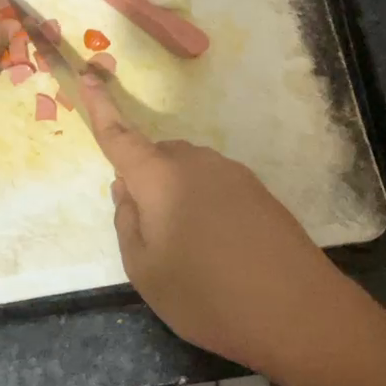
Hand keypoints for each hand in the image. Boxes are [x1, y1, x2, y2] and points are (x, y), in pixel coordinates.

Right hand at [77, 75, 351, 373]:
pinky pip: (215, 186)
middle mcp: (196, 162)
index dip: (101, 108)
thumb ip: (126, 223)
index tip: (87, 75)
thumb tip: (126, 189)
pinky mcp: (258, 190)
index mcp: (160, 177)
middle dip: (145, 183)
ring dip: (177, 198)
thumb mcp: (145, 271)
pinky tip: (222, 251)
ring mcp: (232, 173)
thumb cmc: (207, 295)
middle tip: (151, 237)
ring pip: (187, 173)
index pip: (120, 137)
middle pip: (156, 159)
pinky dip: (206, 207)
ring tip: (191, 254)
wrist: (297, 309)